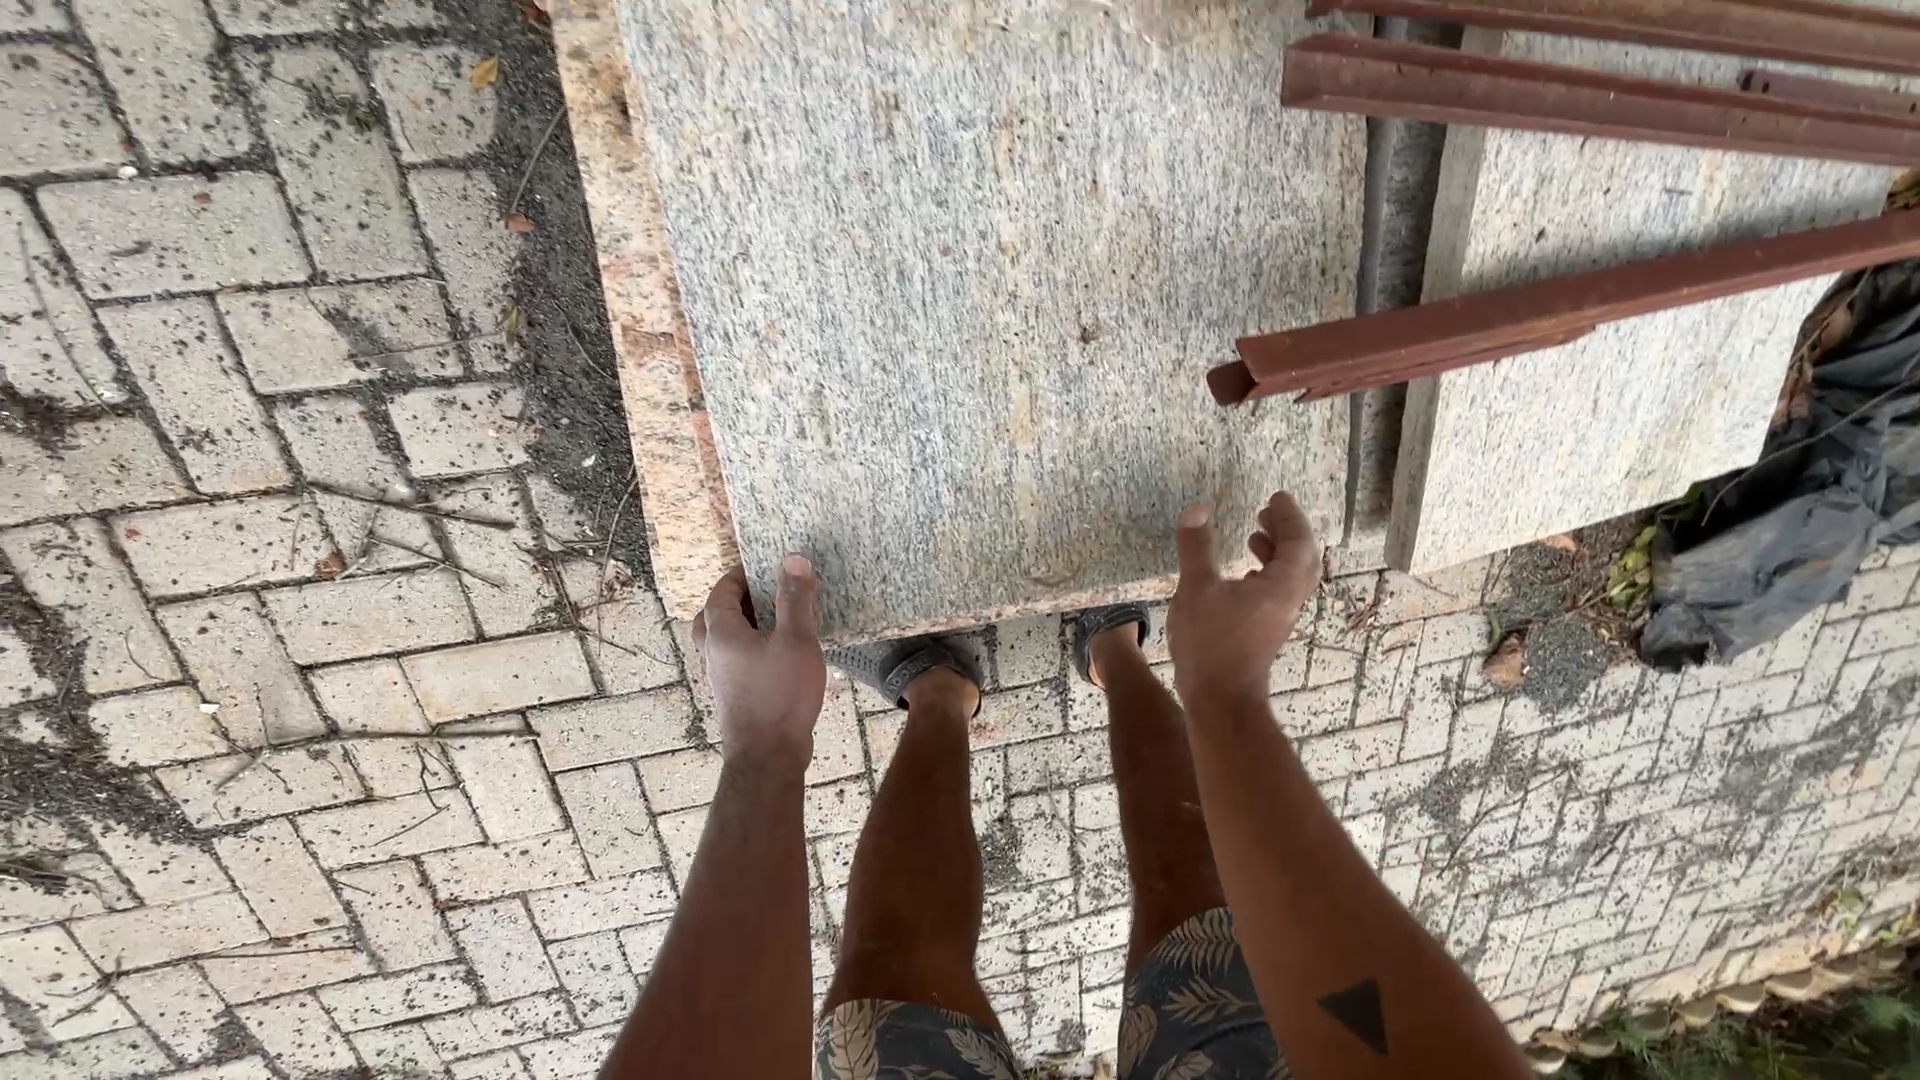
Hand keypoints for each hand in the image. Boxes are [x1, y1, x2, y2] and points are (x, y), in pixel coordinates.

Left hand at [693, 556, 826, 766]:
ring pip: (723, 641)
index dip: (739, 575)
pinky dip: (751, 647)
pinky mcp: (735, 695)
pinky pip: (736, 660)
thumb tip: (794, 559)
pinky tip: (780, 653)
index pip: (720, 592)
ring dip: (743, 625)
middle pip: (714, 616)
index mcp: (721, 633)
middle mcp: (713, 653)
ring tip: (775, 620)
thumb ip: (795, 599)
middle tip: (765, 592)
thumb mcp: (796, 640)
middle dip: (737, 600)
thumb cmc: (780, 694)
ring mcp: (721, 677)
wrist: (768, 755)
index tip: (763, 566)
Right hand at [1167, 492, 1320, 709]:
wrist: (1219, 698)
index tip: (1276, 498)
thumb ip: (1197, 548)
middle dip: (1287, 532)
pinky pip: (1277, 591)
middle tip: (1266, 513)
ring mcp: (1279, 618)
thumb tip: (1197, 509)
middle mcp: (1288, 600)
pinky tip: (1241, 575)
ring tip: (1253, 537)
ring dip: (1277, 553)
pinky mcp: (1266, 631)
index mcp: (1281, 586)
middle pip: (1302, 558)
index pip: (1299, 542)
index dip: (1290, 517)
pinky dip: (1266, 573)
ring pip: (1291, 577)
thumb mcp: (1197, 589)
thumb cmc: (1211, 642)